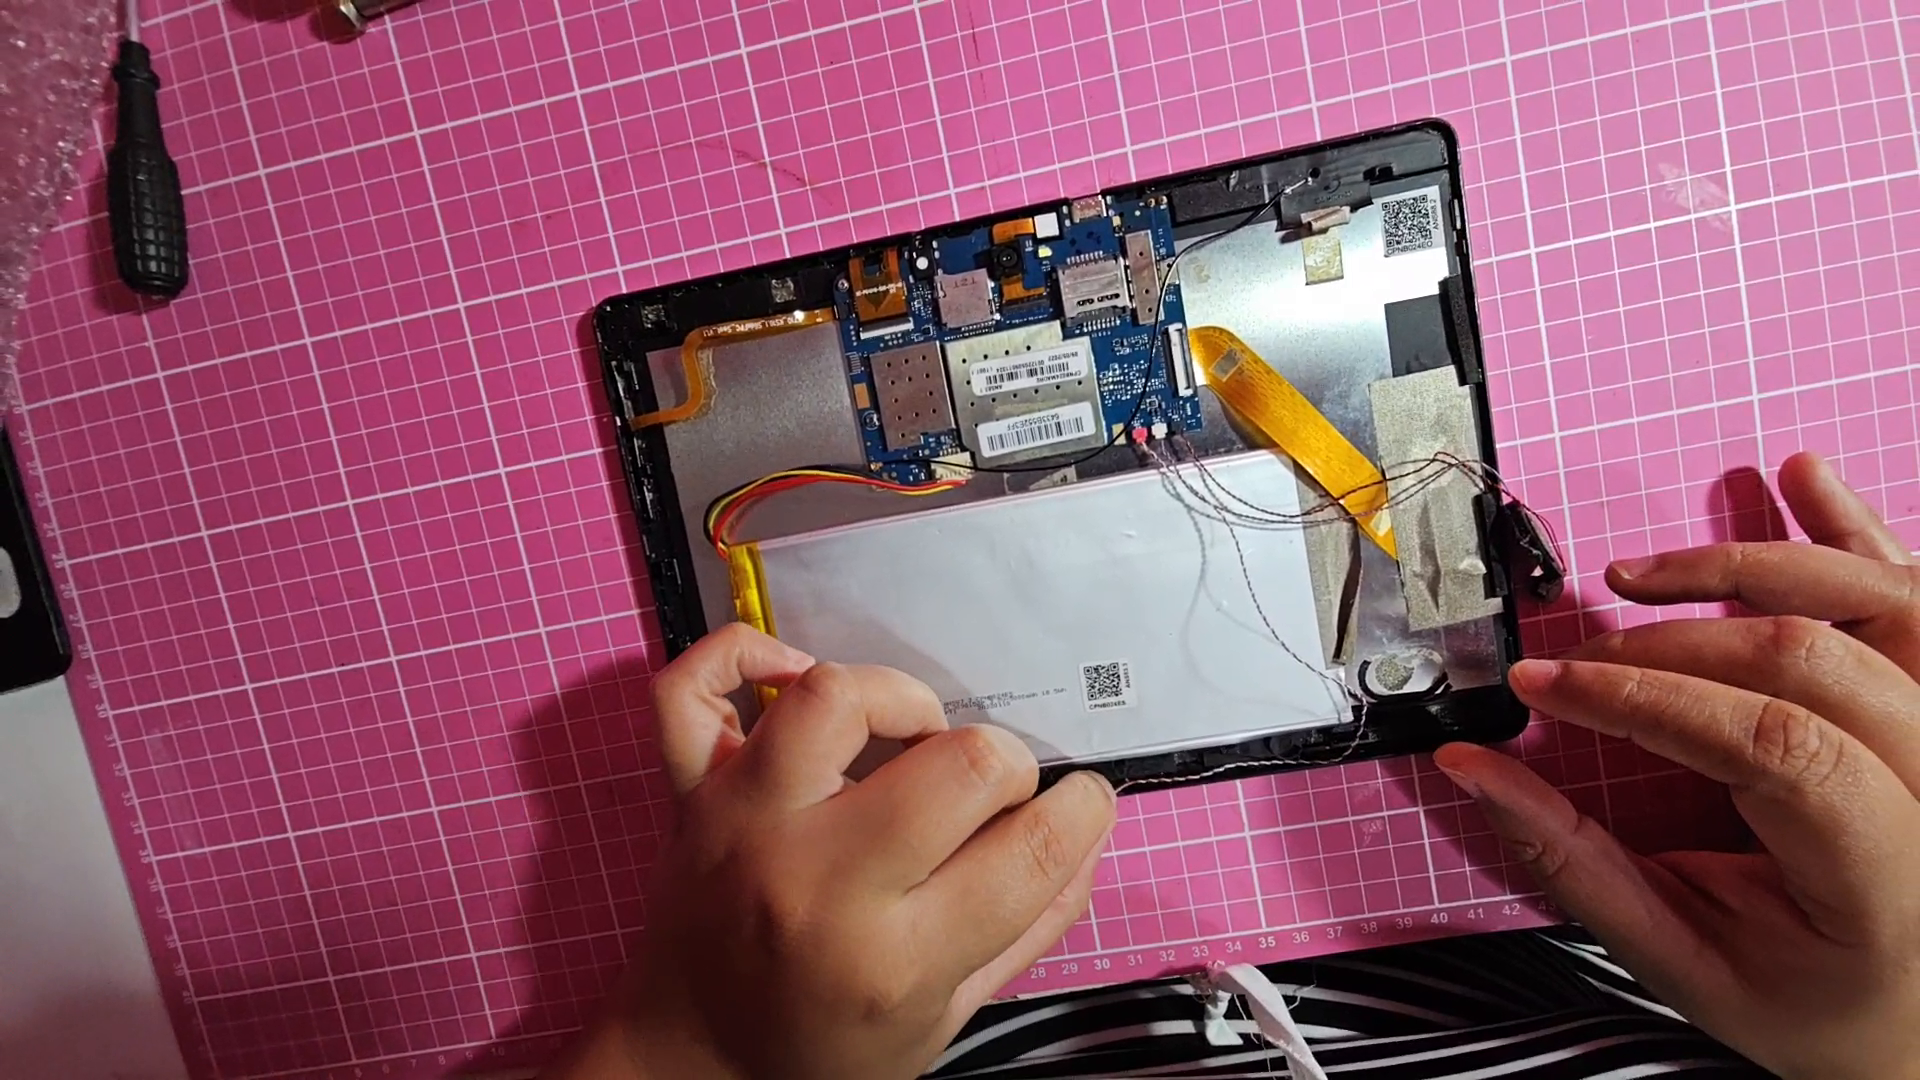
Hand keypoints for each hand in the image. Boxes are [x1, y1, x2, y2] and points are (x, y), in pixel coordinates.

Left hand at [547, 624, 1117, 1079]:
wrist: (691, 1061)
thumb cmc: (826, 1046)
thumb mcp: (946, 1017)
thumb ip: (1033, 923)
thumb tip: (1089, 828)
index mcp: (893, 960)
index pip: (1030, 852)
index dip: (1081, 810)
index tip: (1080, 799)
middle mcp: (815, 880)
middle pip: (960, 763)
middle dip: (1006, 763)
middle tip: (992, 787)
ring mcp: (742, 821)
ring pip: (836, 697)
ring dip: (899, 698)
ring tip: (908, 735)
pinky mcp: (691, 790)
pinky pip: (693, 688)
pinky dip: (746, 654)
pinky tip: (792, 674)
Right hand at [1435, 452, 1919, 1079]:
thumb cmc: (1822, 1011)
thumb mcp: (1680, 959)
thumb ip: (1569, 859)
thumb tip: (1467, 766)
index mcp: (1901, 878)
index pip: (1774, 744)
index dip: (1639, 697)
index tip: (1537, 685)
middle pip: (1812, 661)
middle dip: (1661, 648)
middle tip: (1576, 666)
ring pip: (1886, 604)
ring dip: (1744, 567)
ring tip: (1636, 577)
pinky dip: (1854, 530)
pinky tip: (1795, 479)